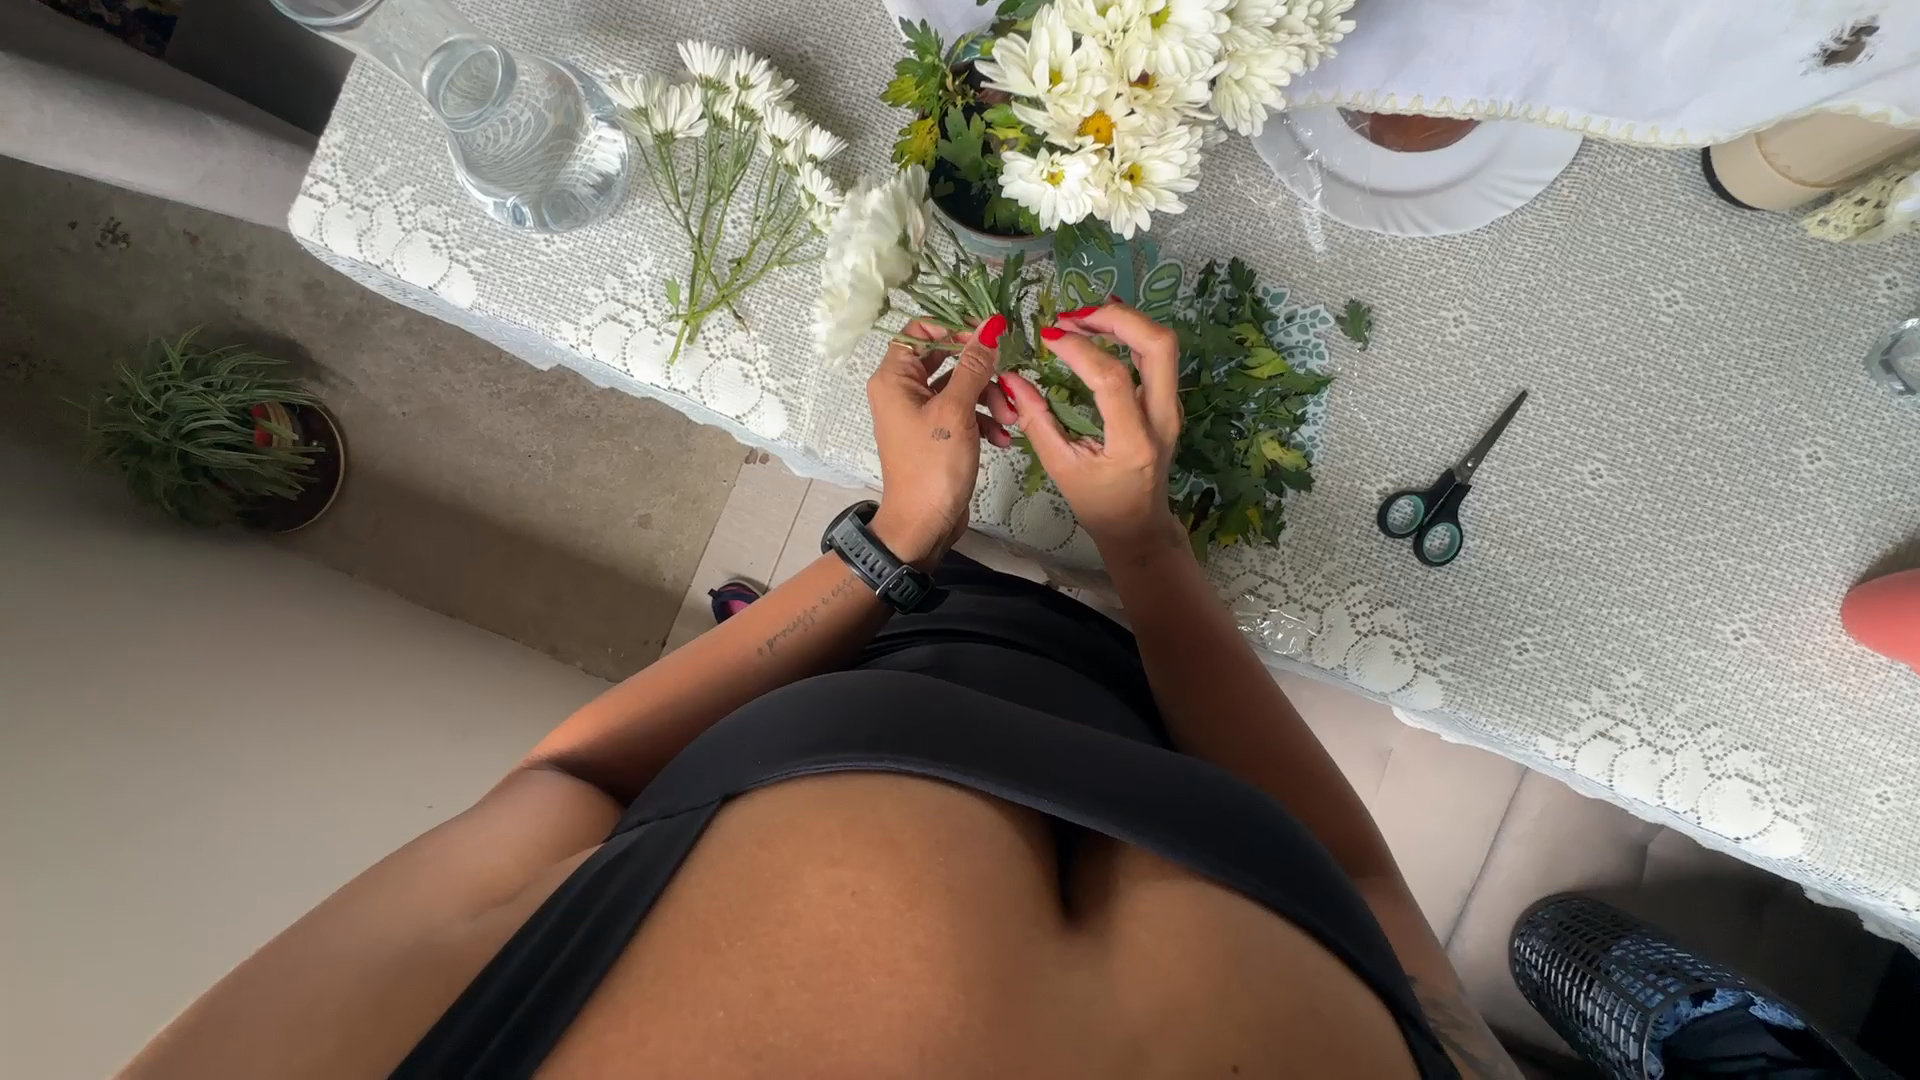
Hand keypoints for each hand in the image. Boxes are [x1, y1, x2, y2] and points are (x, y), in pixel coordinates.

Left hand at [866, 317, 1012, 564]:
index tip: (987, 341)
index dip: (954, 331)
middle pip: (946, 361)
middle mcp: (902, 392)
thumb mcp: (956, 410)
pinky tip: (1001, 438)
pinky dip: (982, 422)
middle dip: (982, 372)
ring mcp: (919, 415)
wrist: (924, 524)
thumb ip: (973, 366)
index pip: (920, 332)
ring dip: (989, 400)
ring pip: (960, 389)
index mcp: (894, 378)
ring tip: (1009, 420)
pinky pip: (962, 414)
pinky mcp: (936, 436)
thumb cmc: (933, 466)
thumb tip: (990, 325)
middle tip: (1008, 380)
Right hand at [1000, 302, 1186, 566]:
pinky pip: (1157, 356)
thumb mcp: (1061, 468)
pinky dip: (1129, 334)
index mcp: (1134, 442)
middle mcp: (1162, 419)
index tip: (1048, 338)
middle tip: (1072, 318)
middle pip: (1157, 344)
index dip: (1078, 350)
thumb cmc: (1098, 504)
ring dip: (1123, 322)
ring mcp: (1172, 407)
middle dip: (1115, 318)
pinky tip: (1100, 329)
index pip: (1112, 378)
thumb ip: (1037, 422)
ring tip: (1082, 319)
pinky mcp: (1168, 401)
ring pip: (1162, 344)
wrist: (1139, 525)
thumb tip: (1012, 379)